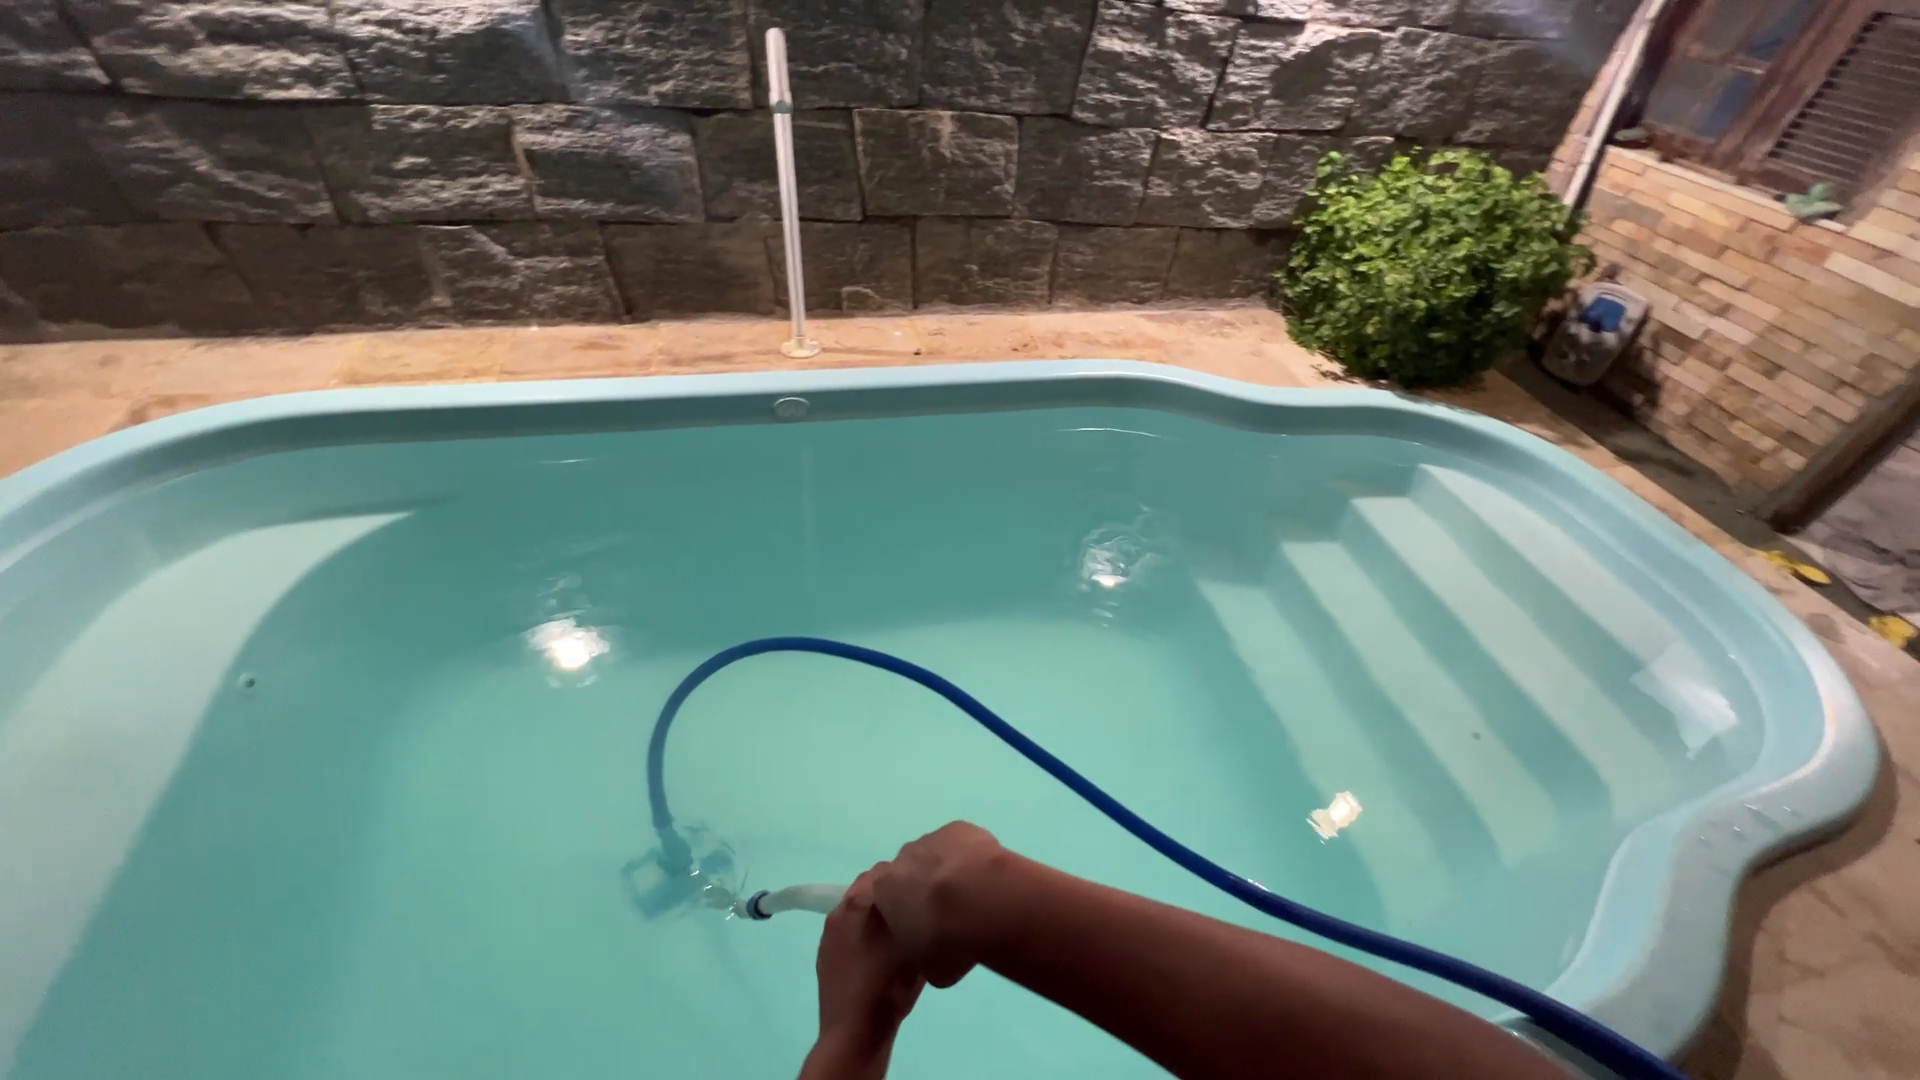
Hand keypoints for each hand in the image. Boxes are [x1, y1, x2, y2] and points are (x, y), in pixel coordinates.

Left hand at [815, 868, 924, 1048]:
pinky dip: (859, 933)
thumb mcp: (916, 943)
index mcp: (861, 899)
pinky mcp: (824, 952)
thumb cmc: (891, 983)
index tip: (919, 891)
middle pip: (868, 886)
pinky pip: (846, 930)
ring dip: (872, 912)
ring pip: (856, 908)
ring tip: (890, 934)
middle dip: (887, 893)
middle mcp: (841, 908)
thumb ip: (916, 912)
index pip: (884, 869)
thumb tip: (920, 897)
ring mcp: (829, 931)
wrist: (855, 1030)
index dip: (904, 877)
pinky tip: (872, 954)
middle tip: (908, 911)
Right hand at [867, 822, 1008, 988]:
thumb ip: (923, 958)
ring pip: (937, 855)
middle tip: (950, 912)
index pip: (888, 899)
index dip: (907, 913)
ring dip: (949, 871)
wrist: (981, 901)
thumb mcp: (927, 967)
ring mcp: (931, 839)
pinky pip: (960, 842)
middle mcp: (903, 858)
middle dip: (927, 889)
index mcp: (885, 890)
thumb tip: (932, 956)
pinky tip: (986, 875)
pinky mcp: (958, 828)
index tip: (926, 928)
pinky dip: (970, 855)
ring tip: (973, 894)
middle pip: (911, 872)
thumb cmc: (947, 939)